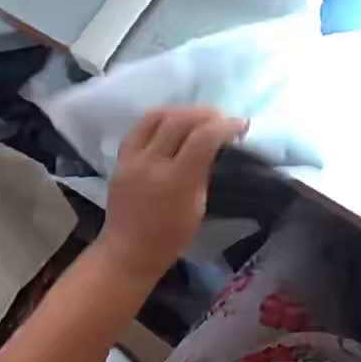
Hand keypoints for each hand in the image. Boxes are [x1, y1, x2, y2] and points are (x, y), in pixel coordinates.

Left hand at [95, 106, 246, 281]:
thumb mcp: (197, 208)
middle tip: (222, 118)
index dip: (225, 126)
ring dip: (181, 110)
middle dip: (206, 113)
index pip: (203, 138)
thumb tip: (212, 147)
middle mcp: (151, 163)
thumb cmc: (170, 238)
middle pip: (180, 120)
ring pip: (156, 116)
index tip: (240, 125)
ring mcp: (132, 159)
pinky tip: (172, 122)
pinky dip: (160, 118)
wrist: (128, 251)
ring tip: (197, 116)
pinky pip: (140, 127)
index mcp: (176, 181)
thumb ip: (202, 173)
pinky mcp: (120, 158)